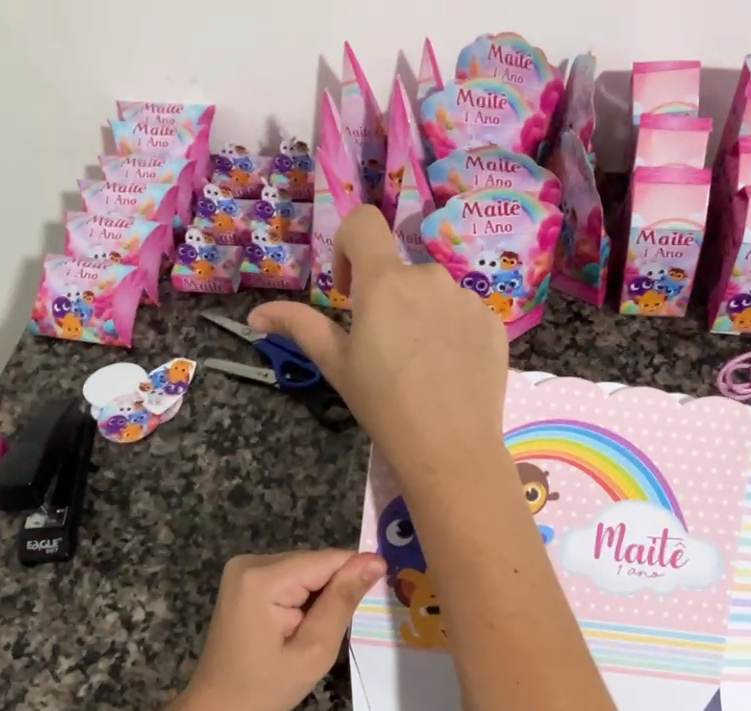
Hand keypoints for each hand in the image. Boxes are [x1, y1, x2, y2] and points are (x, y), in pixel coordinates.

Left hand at [179, 549, 384, 710]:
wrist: (217, 710)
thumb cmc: (267, 688)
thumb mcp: (315, 648)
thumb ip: (343, 600)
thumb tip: (375, 561)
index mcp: (264, 578)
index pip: (329, 559)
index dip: (355, 576)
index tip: (370, 604)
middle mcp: (250, 562)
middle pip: (315, 563)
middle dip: (332, 591)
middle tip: (330, 632)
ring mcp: (242, 570)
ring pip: (305, 570)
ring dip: (318, 597)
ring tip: (312, 633)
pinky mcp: (243, 581)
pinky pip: (289, 578)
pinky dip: (302, 599)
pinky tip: (297, 627)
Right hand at [248, 206, 510, 486]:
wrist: (450, 447)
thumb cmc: (385, 406)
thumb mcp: (337, 366)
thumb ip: (299, 327)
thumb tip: (257, 314)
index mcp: (384, 282)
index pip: (363, 221)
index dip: (349, 247)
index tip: (350, 293)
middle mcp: (429, 278)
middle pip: (400, 271)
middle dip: (388, 300)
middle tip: (386, 350)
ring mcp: (467, 300)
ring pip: (435, 294)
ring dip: (422, 316)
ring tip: (421, 367)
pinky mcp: (493, 324)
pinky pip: (465, 315)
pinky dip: (454, 334)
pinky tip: (450, 372)